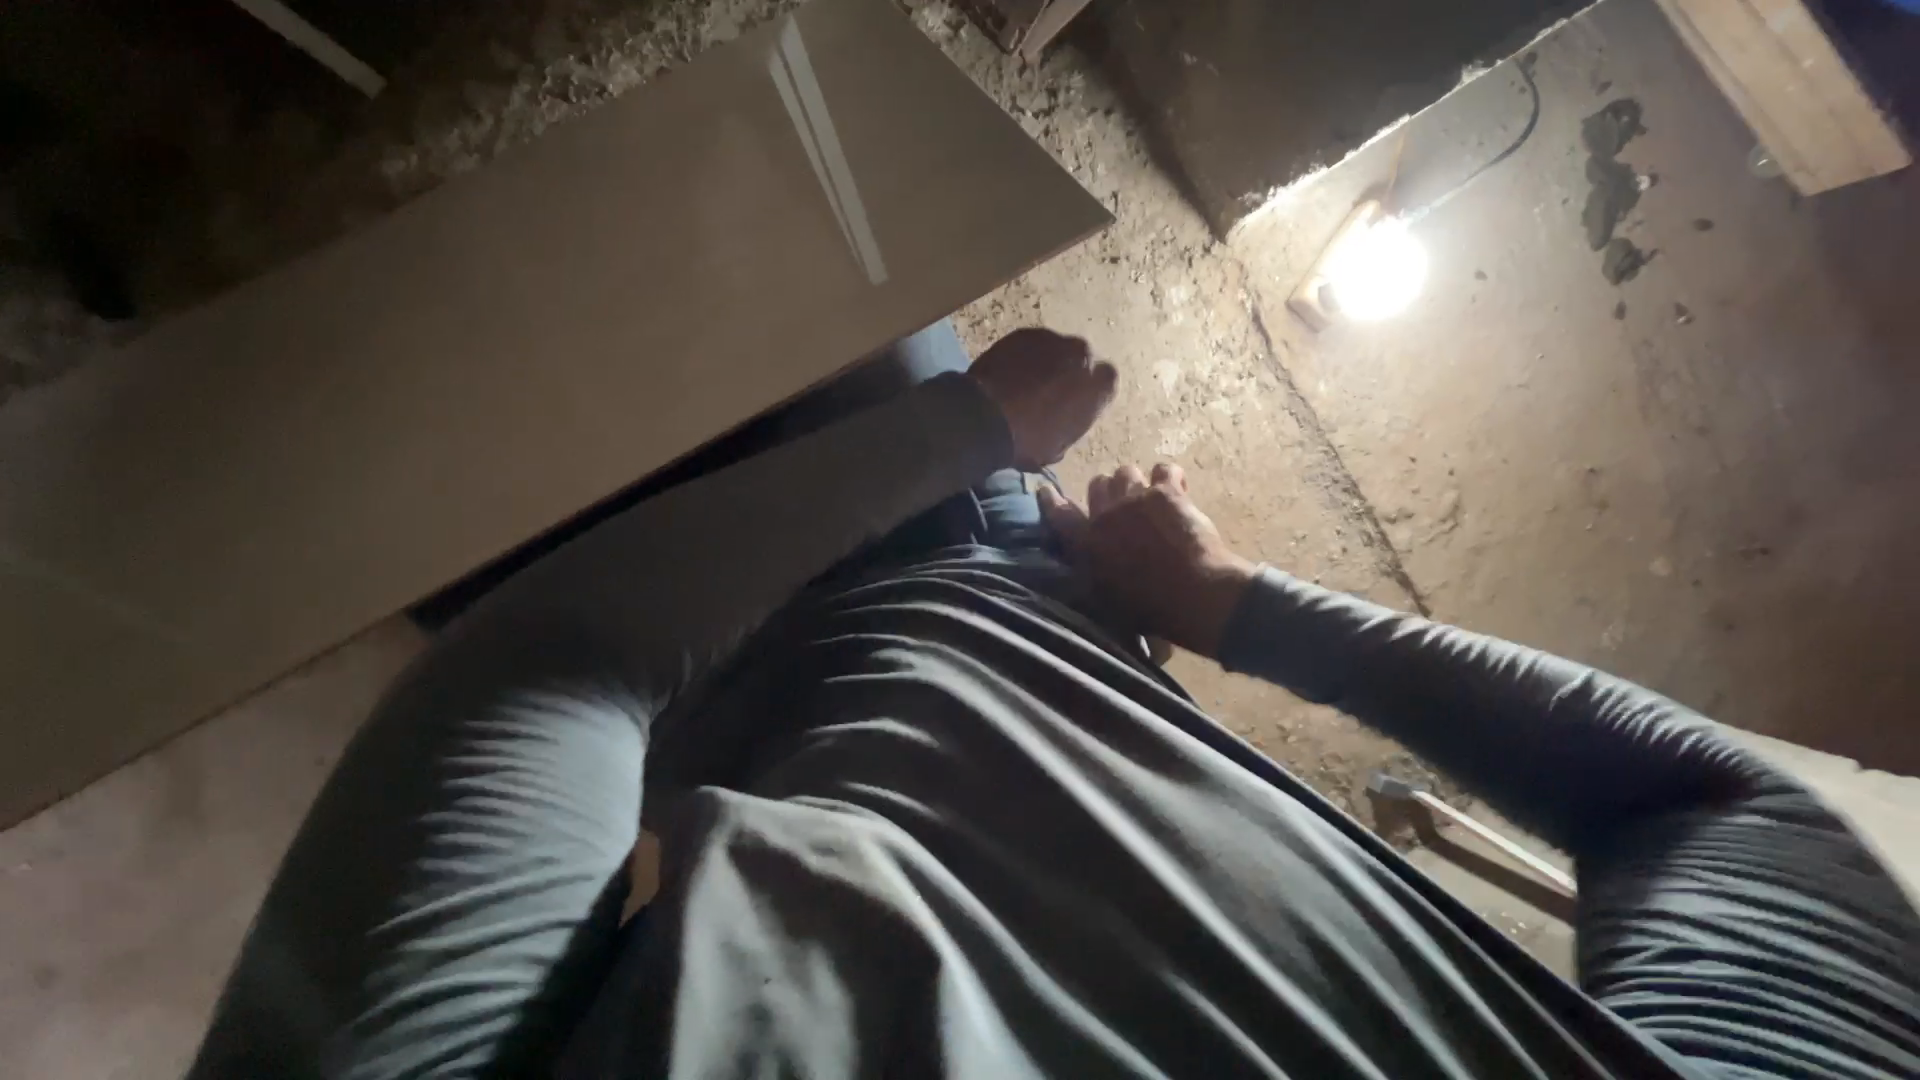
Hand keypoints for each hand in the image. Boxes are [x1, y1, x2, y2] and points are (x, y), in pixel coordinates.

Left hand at [967, 328, 1117, 468]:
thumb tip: (1066, 419)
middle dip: (1069, 374)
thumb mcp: (1059, 447)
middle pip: (1081, 362)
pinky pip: (1030, 346)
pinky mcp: (1025, 332)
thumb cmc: (1028, 441)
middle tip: (1047, 392)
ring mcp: (1054, 339)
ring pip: (1056, 351)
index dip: (1086, 395)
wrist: (984, 418)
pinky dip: (1023, 356)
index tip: (1072, 405)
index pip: (1104, 384)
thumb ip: (1072, 424)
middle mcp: (1085, 353)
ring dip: (1047, 363)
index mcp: (1101, 384)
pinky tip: (1009, 372)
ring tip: (1025, 382)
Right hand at [1038, 463, 1257, 658]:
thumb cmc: (1149, 607)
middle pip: (1097, 484)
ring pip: (1126, 472)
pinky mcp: (1166, 493)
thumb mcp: (1104, 595)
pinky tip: (1178, 488)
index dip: (1051, 501)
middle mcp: (1104, 515)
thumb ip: (1089, 571)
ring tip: (1148, 496)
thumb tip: (1085, 562)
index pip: (1058, 514)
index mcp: (1085, 544)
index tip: (1046, 490)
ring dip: (1134, 482)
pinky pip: (1163, 470)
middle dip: (1107, 491)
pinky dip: (1170, 477)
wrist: (1193, 594)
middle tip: (1120, 505)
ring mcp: (1135, 500)